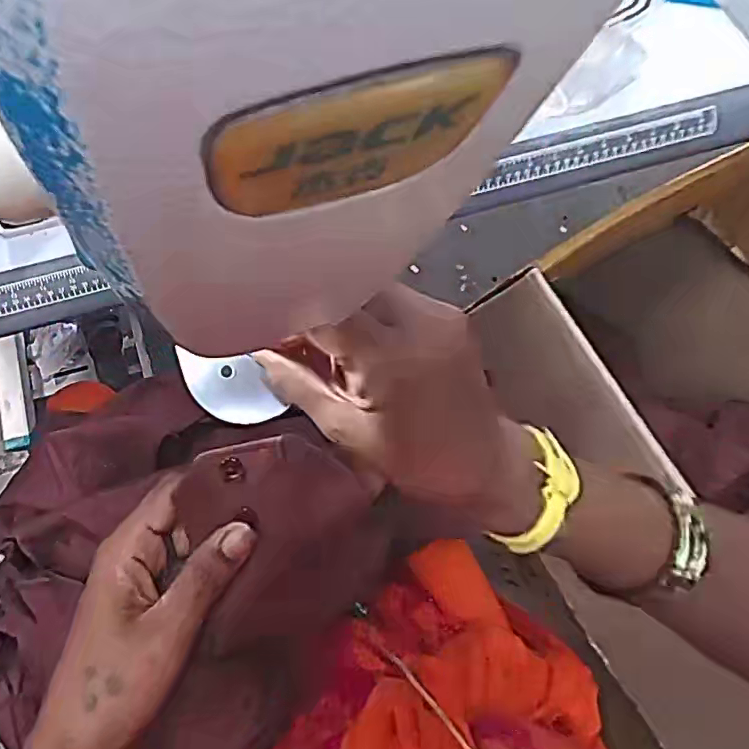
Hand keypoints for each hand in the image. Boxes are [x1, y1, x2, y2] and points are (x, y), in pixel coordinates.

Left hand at [20, 473, 256, 748]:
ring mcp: (136, 579)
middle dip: (220, 509)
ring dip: (217, 539)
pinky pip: (180, 571)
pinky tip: (241, 569)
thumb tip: (244, 526)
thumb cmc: (115, 689)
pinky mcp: (145, 604)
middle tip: (271, 506)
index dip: (209, 480)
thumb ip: (206, 574)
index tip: (254, 474)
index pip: (169, 492)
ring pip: (182, 543)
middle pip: (178, 514)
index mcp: (124, 547)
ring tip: (267, 532)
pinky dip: (208, 567)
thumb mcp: (169, 629)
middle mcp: (128, 554)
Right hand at [253, 283, 518, 512]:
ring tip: (322, 337)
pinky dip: (365, 311)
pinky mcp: (447, 313)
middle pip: (346, 285)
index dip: (287, 309)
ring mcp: (437, 312)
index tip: (263, 319)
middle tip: (289, 329)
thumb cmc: (415, 459)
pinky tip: (356, 339)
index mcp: (387, 355)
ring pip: (369, 286)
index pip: (322, 306)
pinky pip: (392, 297)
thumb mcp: (346, 430)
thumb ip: (298, 384)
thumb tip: (261, 352)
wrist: (487, 463)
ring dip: (339, 304)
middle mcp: (417, 320)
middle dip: (312, 303)